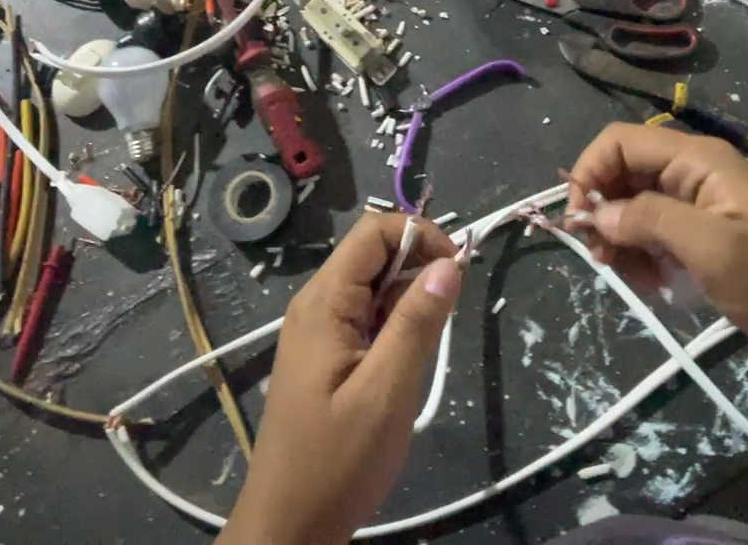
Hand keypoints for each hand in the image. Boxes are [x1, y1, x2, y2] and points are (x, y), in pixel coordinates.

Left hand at [219, 213, 462, 544]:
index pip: (372, 233)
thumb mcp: (387, 391)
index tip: (458, 268)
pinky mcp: (325, 352)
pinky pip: (365, 316)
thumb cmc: (338, 461)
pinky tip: (404, 364)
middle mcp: (316, 303)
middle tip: (447, 317)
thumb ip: (418, 322)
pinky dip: (394, 326)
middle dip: (417, 269)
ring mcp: (318, 328)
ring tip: (423, 351)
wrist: (289, 524)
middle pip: (373, 255)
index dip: (419, 235)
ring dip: (408, 302)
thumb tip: (450, 262)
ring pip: (373, 286)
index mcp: (324, 302)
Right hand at [564, 123, 747, 385]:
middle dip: (604, 213)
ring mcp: (697, 207)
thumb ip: (651, 220)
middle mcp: (692, 173)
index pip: (619, 142)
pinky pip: (652, 236)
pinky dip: (641, 259)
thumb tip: (597, 214)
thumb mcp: (716, 250)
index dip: (588, 173)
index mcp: (698, 160)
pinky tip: (654, 287)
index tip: (578, 222)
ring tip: (637, 282)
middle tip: (604, 260)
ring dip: (621, 242)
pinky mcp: (702, 238)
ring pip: (631, 208)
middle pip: (621, 174)